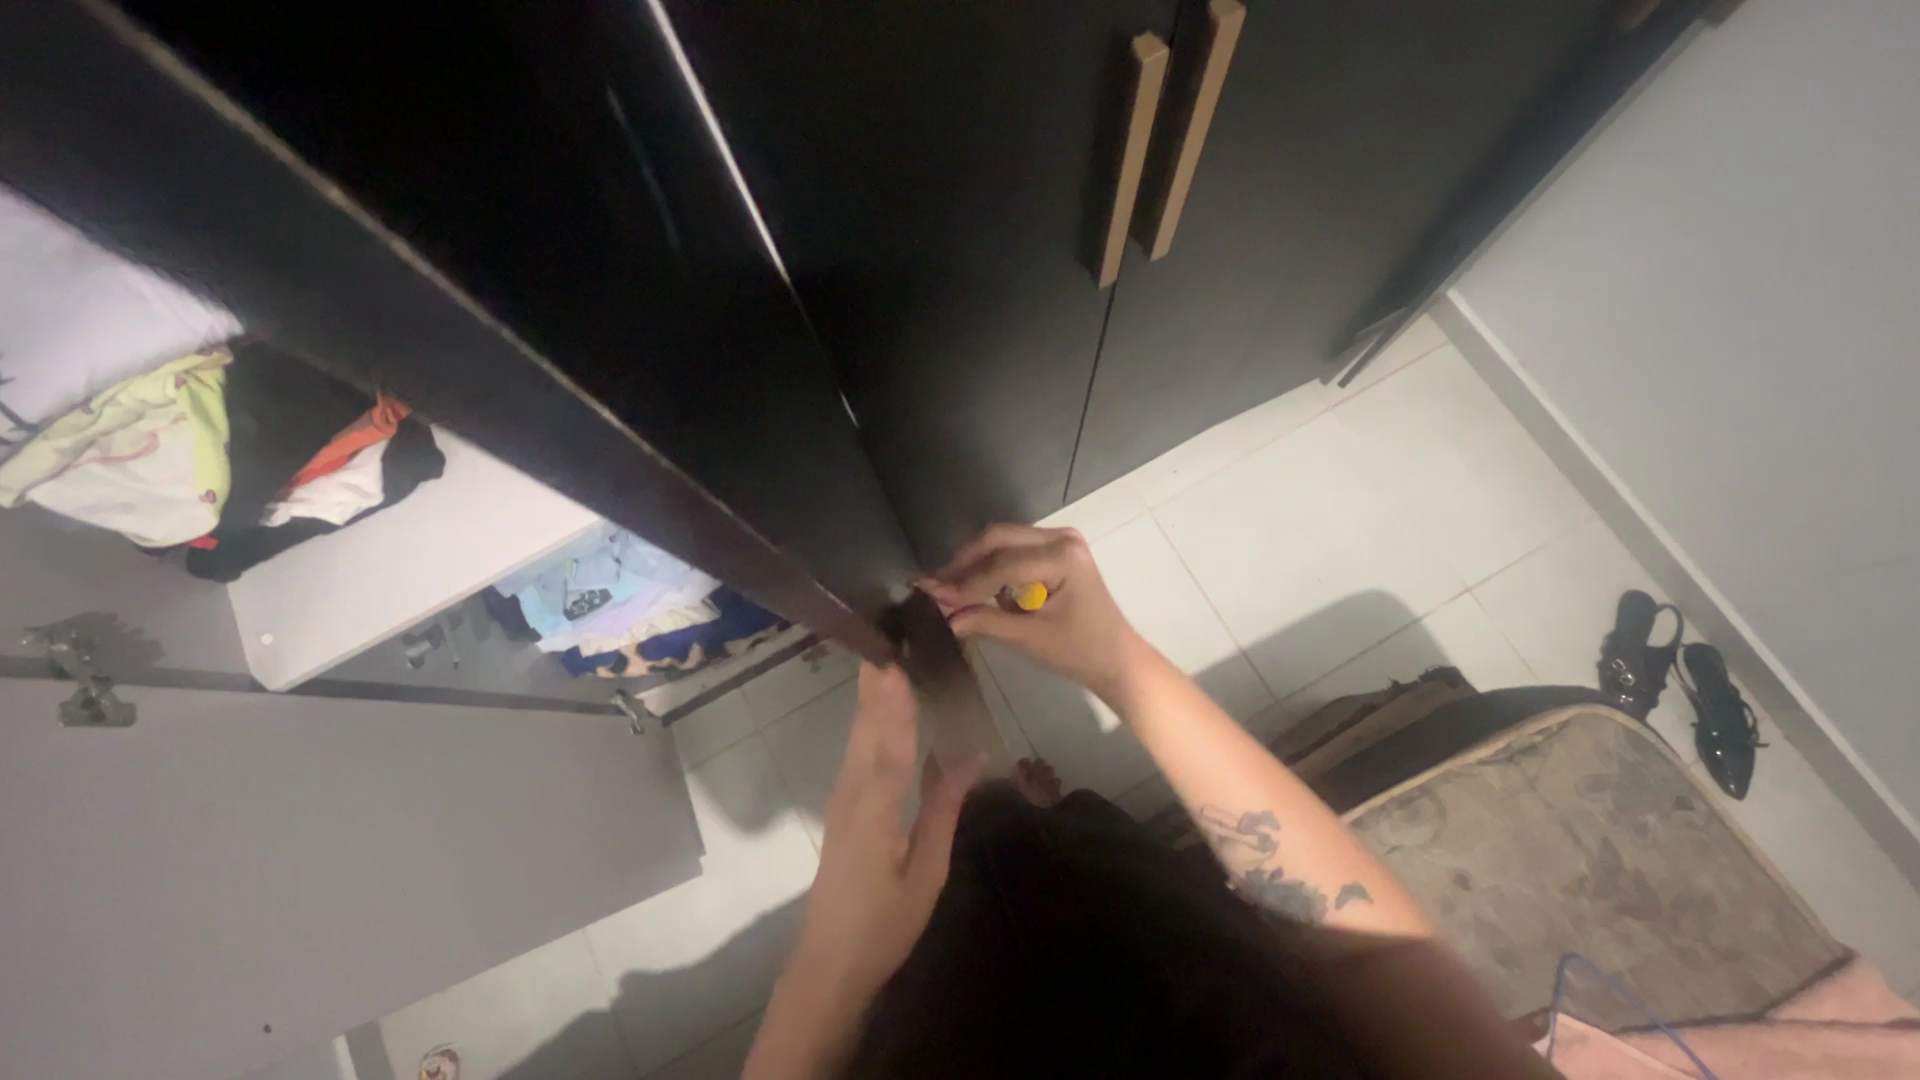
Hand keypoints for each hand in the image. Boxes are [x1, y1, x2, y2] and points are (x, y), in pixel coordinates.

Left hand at [788, 663, 981, 1004]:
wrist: (829, 964)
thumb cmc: (884, 924)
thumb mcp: (926, 871)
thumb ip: (944, 809)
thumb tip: (969, 754)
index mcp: (875, 810)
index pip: (889, 743)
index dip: (895, 700)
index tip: (899, 657)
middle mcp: (852, 794)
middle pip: (866, 729)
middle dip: (876, 682)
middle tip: (887, 635)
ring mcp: (842, 798)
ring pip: (858, 737)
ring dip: (870, 696)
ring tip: (882, 657)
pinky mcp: (842, 806)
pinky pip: (858, 753)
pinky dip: (869, 722)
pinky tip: (878, 709)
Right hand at [917, 523, 1146, 700]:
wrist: (1116, 659)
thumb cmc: (1080, 651)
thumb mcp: (1030, 639)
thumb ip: (986, 621)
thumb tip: (944, 616)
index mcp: (1062, 556)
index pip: (1001, 566)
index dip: (963, 582)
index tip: (930, 595)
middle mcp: (1061, 538)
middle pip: (998, 539)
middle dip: (963, 564)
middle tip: (932, 585)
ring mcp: (1060, 541)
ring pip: (1002, 542)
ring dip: (974, 564)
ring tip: (946, 588)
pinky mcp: (1055, 551)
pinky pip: (1014, 551)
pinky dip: (990, 567)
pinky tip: (972, 588)